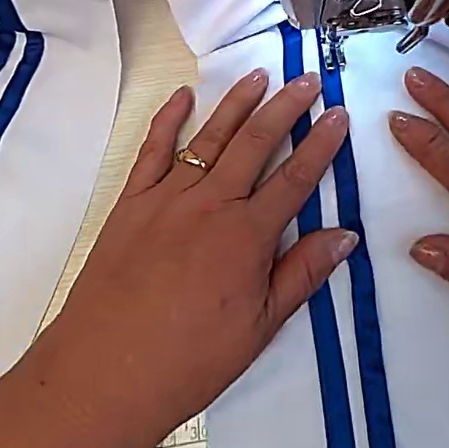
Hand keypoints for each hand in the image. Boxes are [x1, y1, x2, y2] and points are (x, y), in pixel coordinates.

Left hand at [34, 69, 356, 445]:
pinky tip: (182, 96)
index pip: (295, 178)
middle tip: (307, 81)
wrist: (105, 370)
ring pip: (210, 136)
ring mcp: (167, 197)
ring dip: (237, 103)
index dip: (321, 144)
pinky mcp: (132, 200)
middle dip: (286, 107)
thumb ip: (301, 273)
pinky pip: (153, 149)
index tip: (337, 115)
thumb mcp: (259, 327)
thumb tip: (343, 235)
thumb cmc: (187, 359)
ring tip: (259, 76)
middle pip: (256, 143)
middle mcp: (210, 204)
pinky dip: (168, 118)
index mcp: (245, 235)